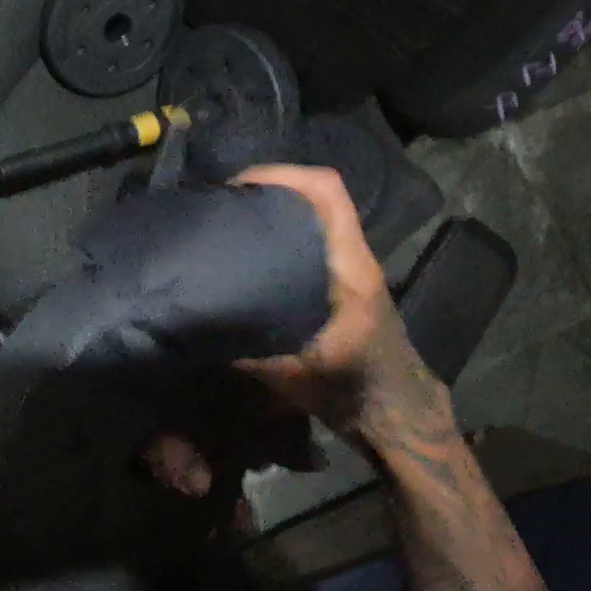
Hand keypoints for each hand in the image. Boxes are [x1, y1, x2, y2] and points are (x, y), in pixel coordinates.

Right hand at [231, 165, 455, 452]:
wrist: (397, 415)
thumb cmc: (353, 391)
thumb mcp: (293, 375)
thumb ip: (247, 350)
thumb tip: (193, 327)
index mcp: (349, 266)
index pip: (326, 192)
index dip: (282, 175)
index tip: (236, 187)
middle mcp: (353, 256)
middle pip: (315, 196)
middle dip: (268, 189)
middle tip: (221, 206)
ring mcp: (351, 266)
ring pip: (313, 216)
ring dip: (274, 211)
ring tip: (229, 225)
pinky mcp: (343, 281)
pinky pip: (311, 240)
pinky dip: (280, 235)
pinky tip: (248, 257)